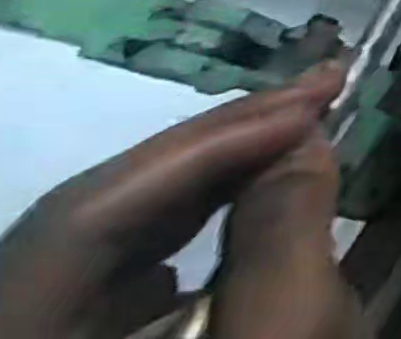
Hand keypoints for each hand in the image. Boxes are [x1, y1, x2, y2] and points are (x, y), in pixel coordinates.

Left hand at [0, 64, 364, 338]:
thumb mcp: (287, 336)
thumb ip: (286, 232)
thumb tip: (301, 139)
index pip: (79, 222)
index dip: (205, 145)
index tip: (316, 100)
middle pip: (87, 221)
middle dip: (218, 140)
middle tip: (320, 85)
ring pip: (110, 238)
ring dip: (216, 165)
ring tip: (302, 115)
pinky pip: (130, 267)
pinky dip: (204, 211)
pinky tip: (260, 182)